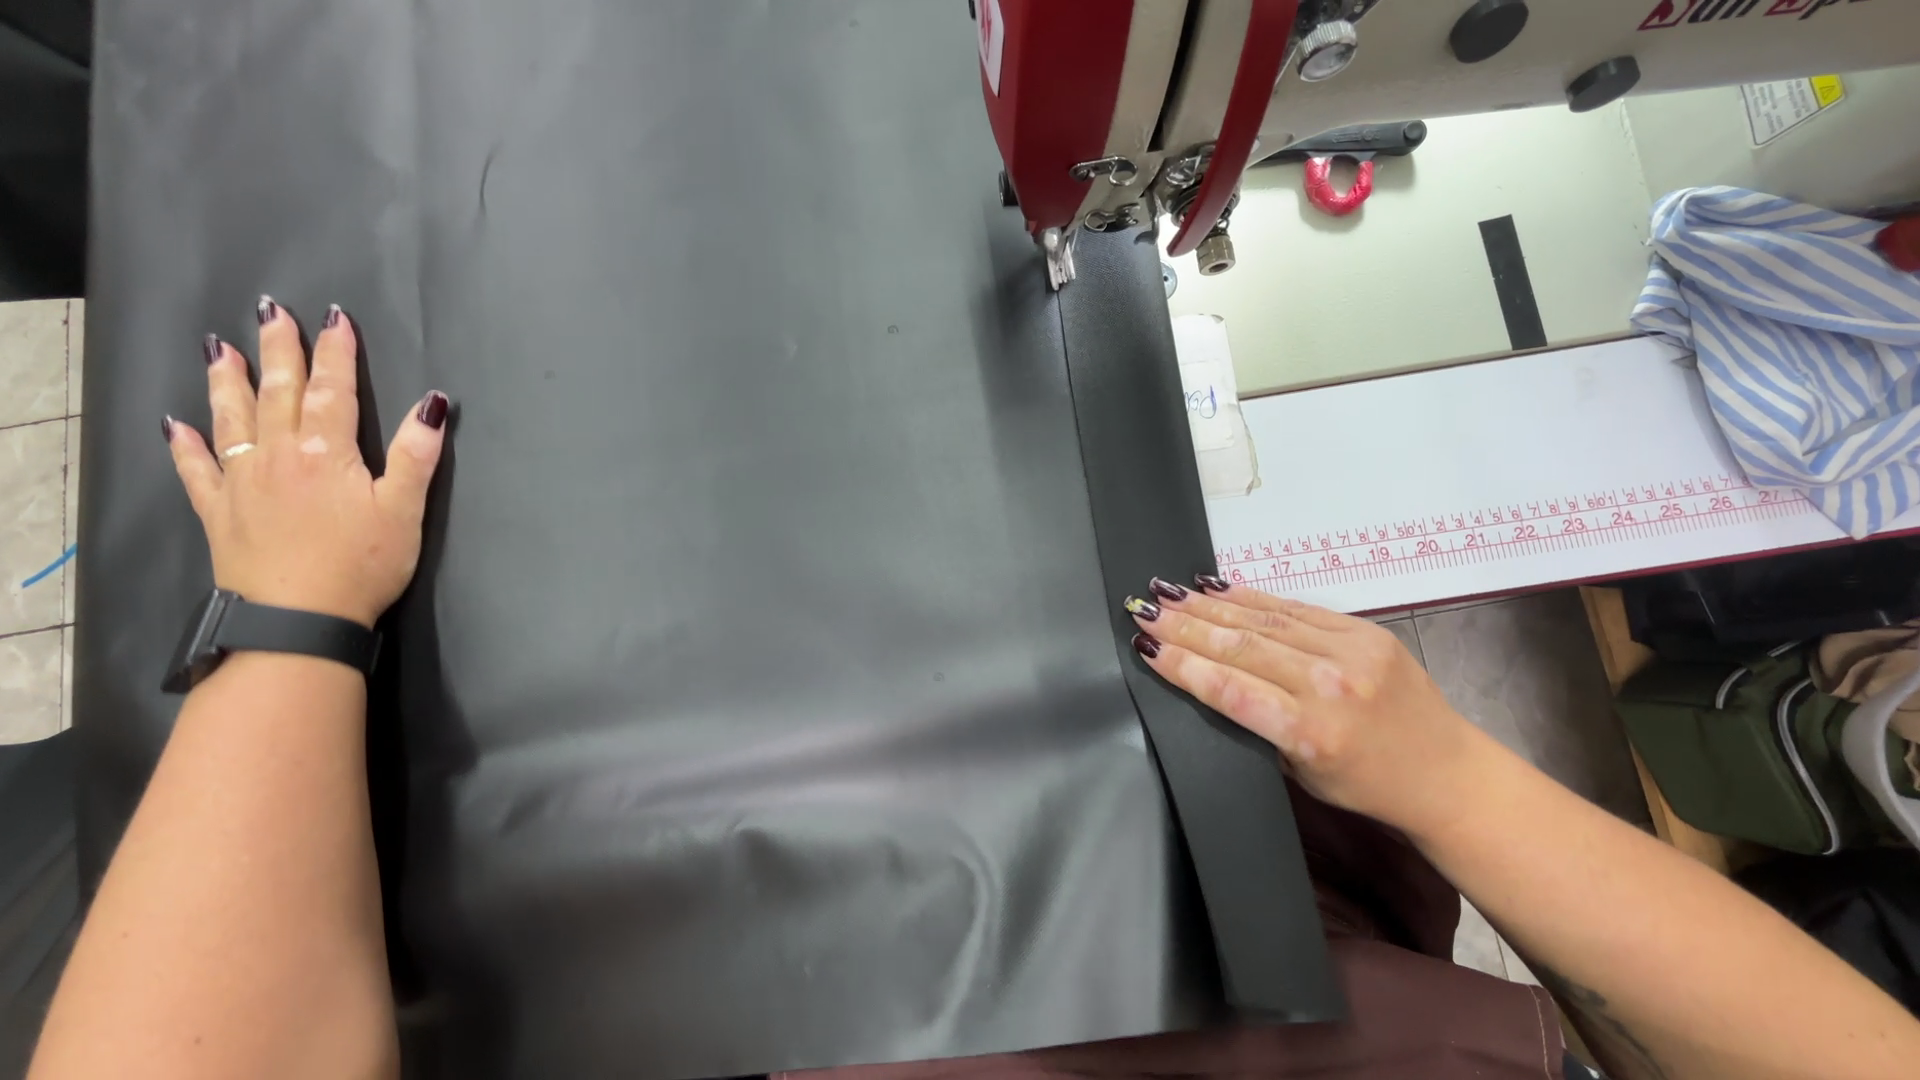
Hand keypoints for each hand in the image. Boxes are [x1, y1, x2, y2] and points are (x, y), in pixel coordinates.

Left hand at [165, 297, 449, 627]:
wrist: (297, 618)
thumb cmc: (362, 564)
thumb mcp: (404, 510)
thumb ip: (416, 454)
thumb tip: (433, 403)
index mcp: (327, 452)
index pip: (334, 391)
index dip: (337, 352)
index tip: (335, 318)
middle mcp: (279, 456)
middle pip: (280, 393)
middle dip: (280, 351)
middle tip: (271, 312)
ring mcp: (242, 482)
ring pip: (233, 419)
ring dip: (229, 382)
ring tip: (221, 348)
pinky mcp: (220, 512)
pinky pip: (196, 470)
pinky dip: (185, 445)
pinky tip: (175, 425)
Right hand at [1126, 577, 1493, 834]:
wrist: (1448, 773)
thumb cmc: (1365, 787)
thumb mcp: (1301, 774)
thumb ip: (1258, 725)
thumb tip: (1209, 677)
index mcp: (1312, 734)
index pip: (1232, 690)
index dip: (1184, 666)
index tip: (1145, 646)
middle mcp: (1330, 686)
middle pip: (1241, 647)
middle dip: (1185, 626)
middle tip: (1143, 608)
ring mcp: (1352, 652)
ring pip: (1264, 620)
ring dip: (1209, 605)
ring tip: (1169, 593)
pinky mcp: (1365, 631)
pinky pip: (1296, 608)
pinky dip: (1251, 597)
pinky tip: (1217, 589)